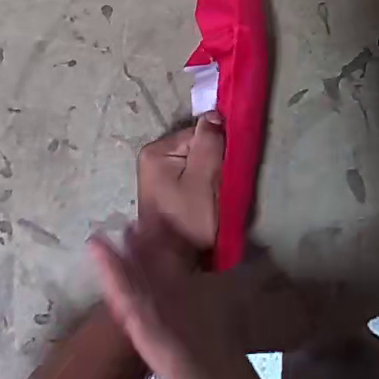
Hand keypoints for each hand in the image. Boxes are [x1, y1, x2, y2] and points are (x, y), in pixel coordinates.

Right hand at [77, 226, 341, 378]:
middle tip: (120, 225)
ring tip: (146, 239)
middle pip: (173, 301)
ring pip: (189, 302)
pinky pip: (199, 314)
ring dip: (166, 269)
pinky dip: (181, 292)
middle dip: (145, 263)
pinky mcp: (228, 363)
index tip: (101, 248)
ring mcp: (223, 356)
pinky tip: (172, 288)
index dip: (124, 286)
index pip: (152, 325)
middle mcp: (210, 357)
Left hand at [136, 113, 224, 252]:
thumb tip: (214, 114)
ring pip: (198, 162)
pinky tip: (206, 201)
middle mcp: (152, 157)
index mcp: (156, 151)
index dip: (219, 147)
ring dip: (211, 175)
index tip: (226, 168)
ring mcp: (157, 175)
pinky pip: (192, 175)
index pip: (200, 132)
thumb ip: (210, 143)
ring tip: (214, 196)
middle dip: (214, 162)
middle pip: (198, 146)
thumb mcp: (205, 179)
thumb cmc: (189, 220)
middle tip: (220, 185)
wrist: (174, 263)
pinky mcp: (166, 190)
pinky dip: (204, 185)